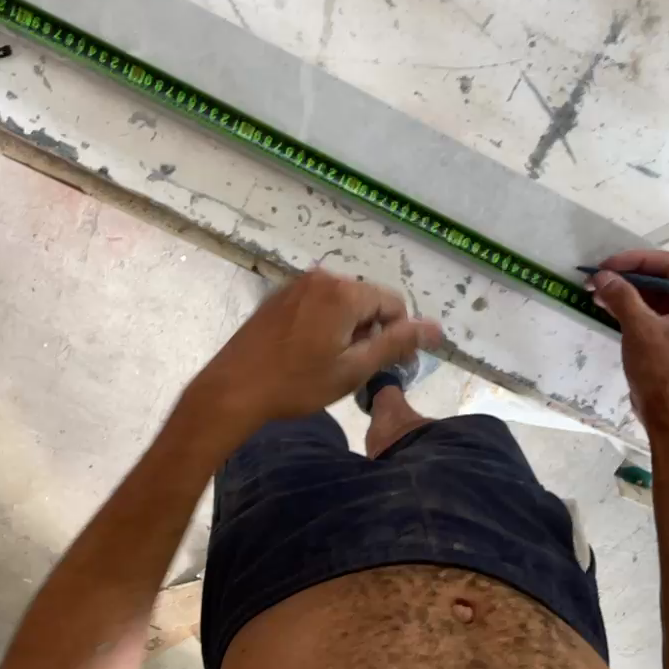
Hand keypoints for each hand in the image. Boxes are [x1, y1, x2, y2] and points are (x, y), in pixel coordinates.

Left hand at [187, 270, 442, 432]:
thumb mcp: (353, 369)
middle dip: (370, 331)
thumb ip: (396, 344)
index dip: (399, 335)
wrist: (232, 390)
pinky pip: (315, 306)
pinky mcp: (277, 299)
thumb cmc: (296, 384)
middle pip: (366, 301)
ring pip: (340, 304)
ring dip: (346, 330)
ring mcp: (295, 286)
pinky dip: (323, 326)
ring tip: (330, 365)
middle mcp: (321, 278)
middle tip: (356, 370)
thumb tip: (435, 328)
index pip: (393, 303)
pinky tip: (308, 356)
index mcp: (344, 292)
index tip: (388, 365)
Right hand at [587, 251, 668, 433]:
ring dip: (623, 291)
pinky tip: (603, 304)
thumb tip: (601, 276)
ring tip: (595, 289)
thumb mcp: (641, 331)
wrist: (666, 414)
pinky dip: (625, 306)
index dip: (638, 260)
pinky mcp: (664, 337)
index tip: (608, 264)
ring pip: (650, 296)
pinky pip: (645, 312)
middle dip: (627, 276)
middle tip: (598, 276)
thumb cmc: (662, 372)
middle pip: (660, 279)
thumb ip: (623, 299)